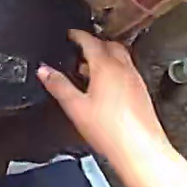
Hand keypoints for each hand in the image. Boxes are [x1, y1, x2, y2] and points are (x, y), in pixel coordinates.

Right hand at [37, 30, 172, 162]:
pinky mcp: (142, 94)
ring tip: (88, 69)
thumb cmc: (111, 131)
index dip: (77, 35)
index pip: (90, 41)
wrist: (140, 151)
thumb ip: (58, 85)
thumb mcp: (75, 107)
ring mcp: (136, 81)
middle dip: (94, 43)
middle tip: (79, 49)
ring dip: (105, 58)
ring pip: (120, 58)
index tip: (70, 34)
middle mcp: (124, 70)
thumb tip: (44, 71)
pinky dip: (114, 72)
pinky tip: (105, 89)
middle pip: (109, 45)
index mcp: (106, 67)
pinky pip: (127, 73)